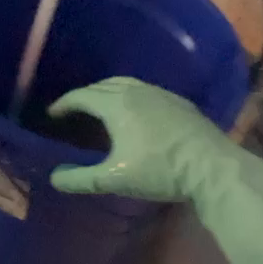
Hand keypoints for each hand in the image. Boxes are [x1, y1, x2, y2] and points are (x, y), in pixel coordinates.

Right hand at [46, 77, 236, 202]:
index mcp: (116, 104)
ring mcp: (159, 92)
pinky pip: (144, 90)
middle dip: (84, 96)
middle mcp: (136, 90)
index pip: (82, 96)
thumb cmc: (159, 170)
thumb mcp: (115, 179)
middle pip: (102, 86)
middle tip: (73, 111)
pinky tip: (134, 112)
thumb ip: (81, 179)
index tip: (52, 114)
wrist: (210, 165)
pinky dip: (129, 95)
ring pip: (125, 84)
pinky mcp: (176, 100)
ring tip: (100, 107)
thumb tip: (54, 177)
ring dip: (107, 92)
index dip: (64, 104)